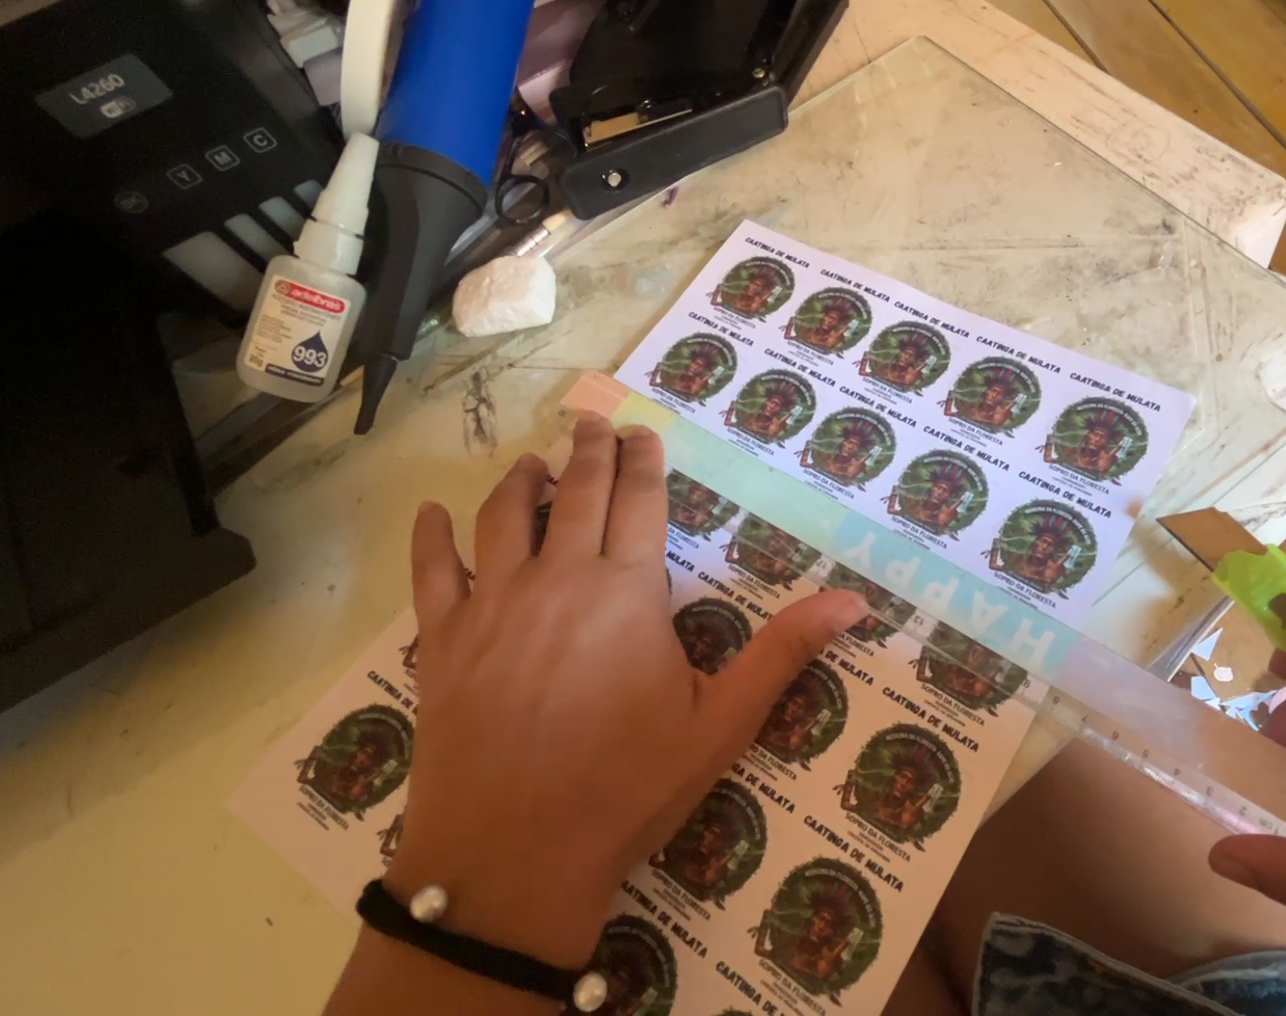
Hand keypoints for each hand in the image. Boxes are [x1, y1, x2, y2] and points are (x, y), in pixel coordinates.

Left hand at [382, 413, 865, 966]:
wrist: (513, 862)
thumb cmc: (628, 786)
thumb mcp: (723, 722)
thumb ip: (784, 652)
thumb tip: (854, 601)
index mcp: (626, 592)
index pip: (639, 502)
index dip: (643, 461)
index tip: (642, 433)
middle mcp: (557, 579)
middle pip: (574, 493)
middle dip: (588, 451)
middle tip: (594, 422)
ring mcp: (491, 606)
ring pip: (503, 516)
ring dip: (521, 479)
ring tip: (535, 460)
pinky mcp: (441, 642)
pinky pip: (431, 572)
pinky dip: (431, 536)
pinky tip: (431, 512)